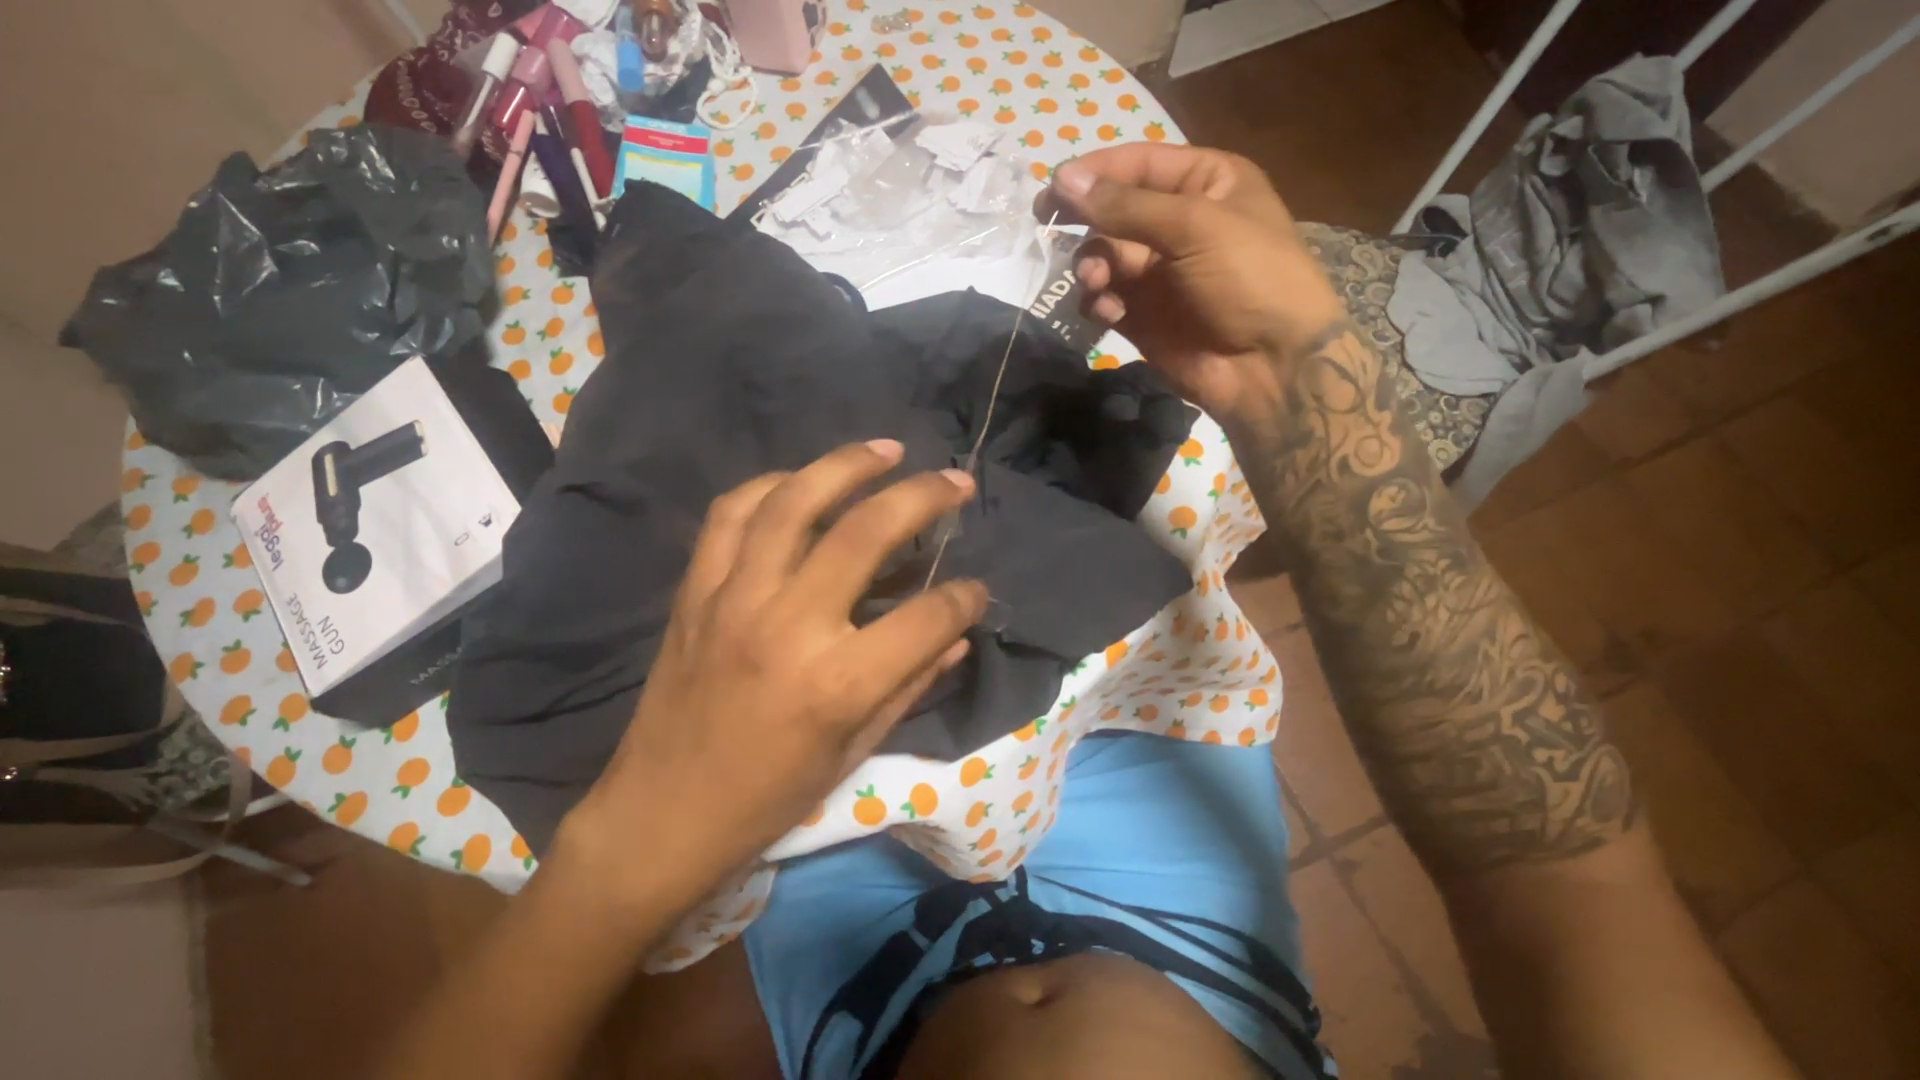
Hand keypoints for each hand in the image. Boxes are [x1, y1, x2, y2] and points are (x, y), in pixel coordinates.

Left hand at [557, 440, 987, 911]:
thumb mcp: (854, 752)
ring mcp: (734, 599)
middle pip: (866, 533)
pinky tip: (799, 481)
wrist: (664, 813)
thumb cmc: (769, 796)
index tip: (978, 589)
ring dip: (845, 464)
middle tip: (957, 480)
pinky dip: (769, 487)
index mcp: (838, 682)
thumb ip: (910, 684)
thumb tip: (958, 634)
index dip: (966, 598)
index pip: (926, 617)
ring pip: (793, 502)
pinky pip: (730, 516)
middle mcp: (788, 625)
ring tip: (885, 450)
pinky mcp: (695, 591)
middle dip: (923, 497)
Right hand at [1043, 144, 1349, 424]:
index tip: (1053, 185)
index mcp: (1205, 183)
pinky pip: (1104, 298)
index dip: (1095, 171)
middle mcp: (1179, 222)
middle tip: (1047, 225)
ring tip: (1096, 281)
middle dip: (1086, 221)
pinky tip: (1109, 312)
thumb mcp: (1193, 227)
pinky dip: (1098, 302)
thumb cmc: (1249, 277)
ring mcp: (1159, 271)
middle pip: (1113, 210)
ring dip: (1091, 265)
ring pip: (1102, 255)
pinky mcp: (1143, 315)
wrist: (1272, 365)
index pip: (1138, 164)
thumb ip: (1125, 205)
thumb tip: (1062, 178)